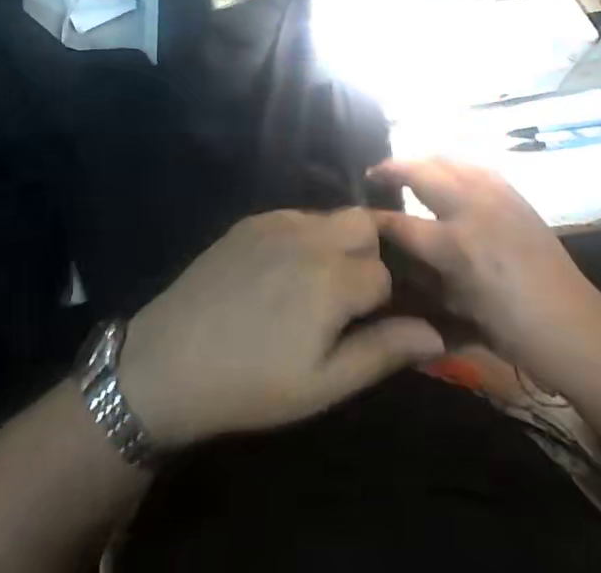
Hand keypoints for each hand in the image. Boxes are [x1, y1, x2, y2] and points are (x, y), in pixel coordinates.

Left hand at [119, 208, 445, 448]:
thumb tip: (435, 333)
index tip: (363, 326)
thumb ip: (382, 352)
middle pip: (365, 225)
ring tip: (315, 285)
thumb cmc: (250, 384)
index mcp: (334, 279)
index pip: (384, 275)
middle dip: (369, 255)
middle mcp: (311, 237)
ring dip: (339, 243)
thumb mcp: (322, 384)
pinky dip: (305, 237)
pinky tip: (282, 273)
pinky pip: (296, 217)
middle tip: (347, 298)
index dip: (380, 302)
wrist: (165, 364)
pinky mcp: (249, 223)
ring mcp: (276, 223)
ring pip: (332, 217)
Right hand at [368, 158, 600, 374]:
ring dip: (424, 160)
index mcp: (455, 245)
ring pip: (451, 159)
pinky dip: (454, 165)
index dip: (372, 219)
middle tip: (374, 175)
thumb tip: (397, 257)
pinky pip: (476, 167)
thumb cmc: (509, 329)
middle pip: (422, 170)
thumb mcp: (455, 308)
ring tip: (407, 169)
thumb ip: (422, 276)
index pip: (399, 223)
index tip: (356, 216)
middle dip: (392, 169)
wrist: (572, 325)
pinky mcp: (516, 195)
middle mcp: (473, 209)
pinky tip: (448, 175)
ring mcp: (497, 196)